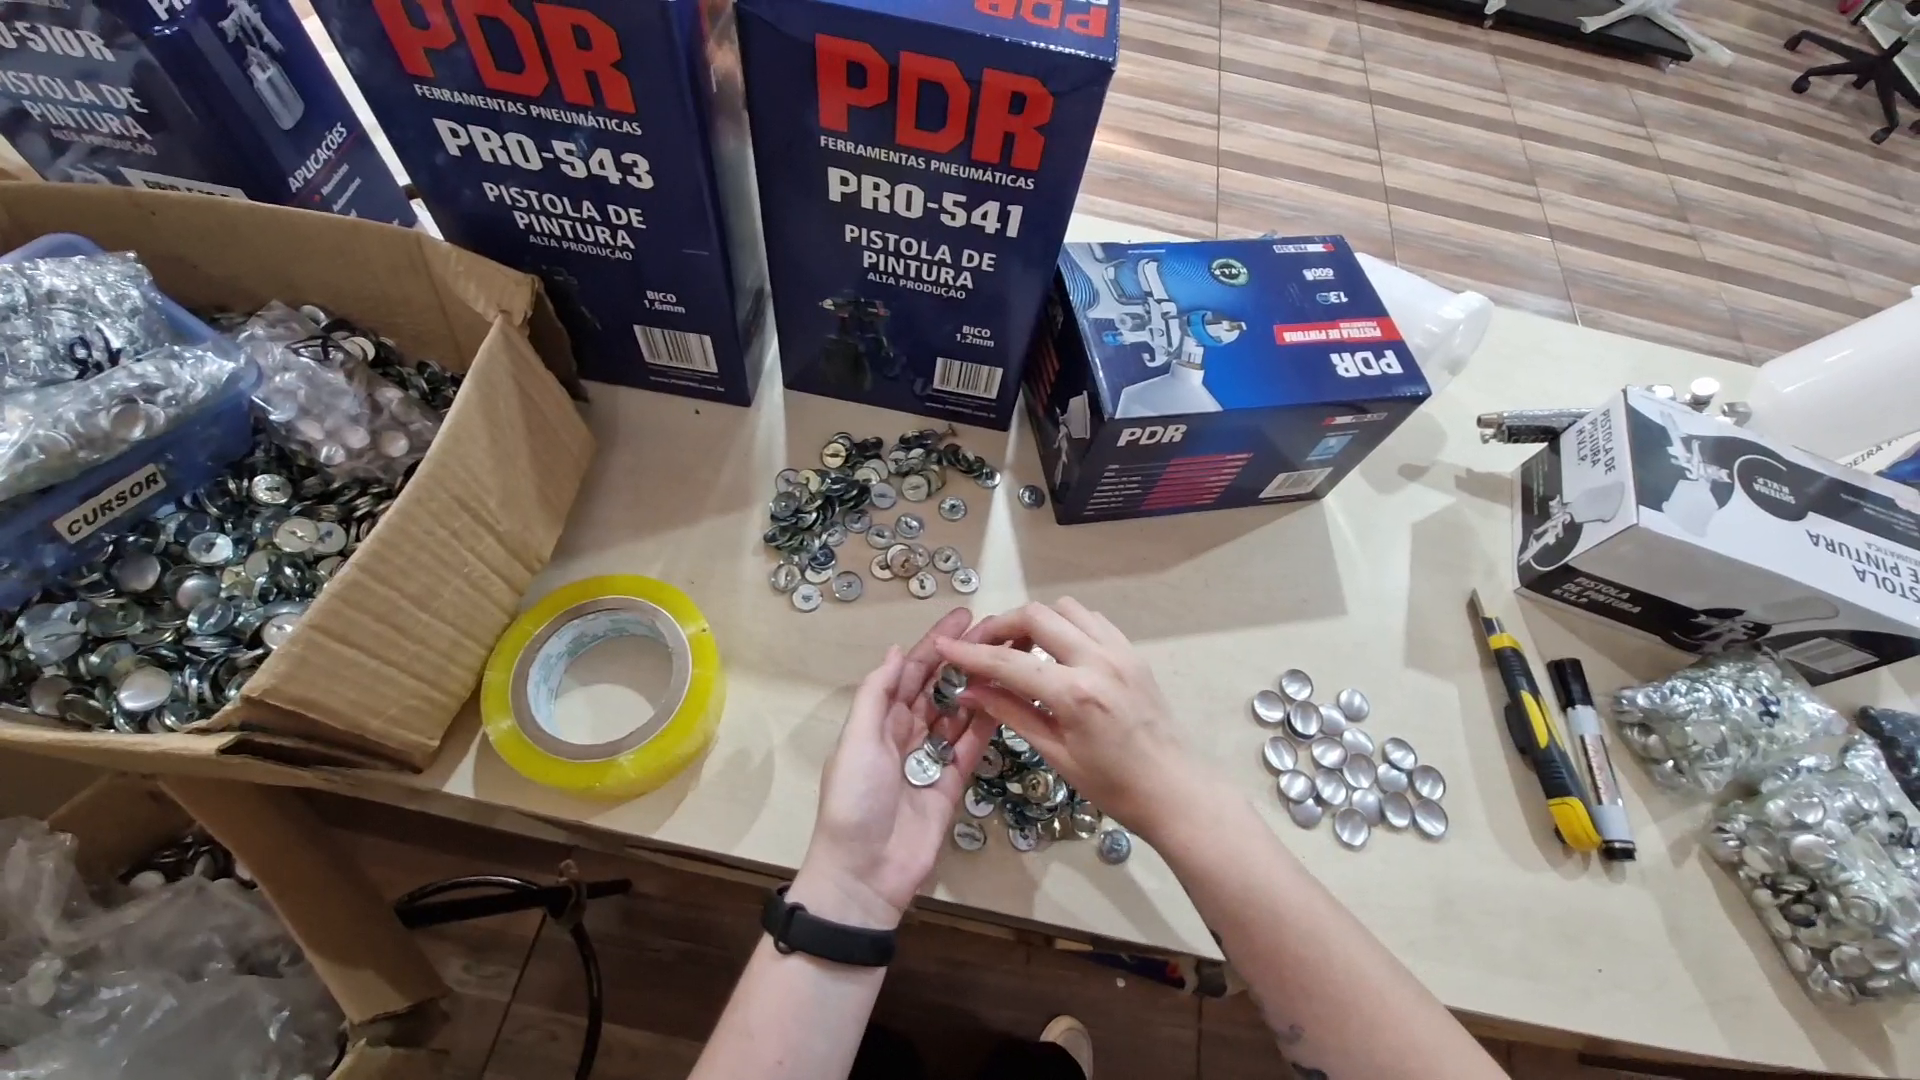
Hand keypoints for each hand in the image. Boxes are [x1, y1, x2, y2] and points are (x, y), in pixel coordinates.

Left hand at [793, 607, 994, 930]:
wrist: (864, 875)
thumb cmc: (855, 801)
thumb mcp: (857, 741)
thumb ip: (877, 695)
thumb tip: (896, 651)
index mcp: (878, 721)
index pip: (910, 672)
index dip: (935, 643)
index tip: (962, 616)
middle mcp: (905, 734)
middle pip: (937, 687)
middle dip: (962, 658)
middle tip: (995, 630)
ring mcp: (930, 759)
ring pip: (957, 713)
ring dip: (977, 685)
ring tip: (1007, 657)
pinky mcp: (951, 784)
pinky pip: (970, 747)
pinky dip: (985, 723)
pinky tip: (1005, 698)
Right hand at [933, 598, 1202, 838]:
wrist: (1175, 789)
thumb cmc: (1114, 786)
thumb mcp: (1056, 755)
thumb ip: (1011, 713)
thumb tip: (967, 692)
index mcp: (1076, 694)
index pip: (1009, 662)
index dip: (971, 654)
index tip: (944, 648)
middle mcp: (1098, 660)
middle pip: (1035, 615)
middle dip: (1000, 626)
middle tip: (981, 648)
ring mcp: (1120, 651)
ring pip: (1065, 609)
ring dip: (1035, 621)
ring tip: (1019, 649)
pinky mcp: (1132, 651)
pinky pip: (1092, 620)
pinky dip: (1065, 625)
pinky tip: (1056, 652)